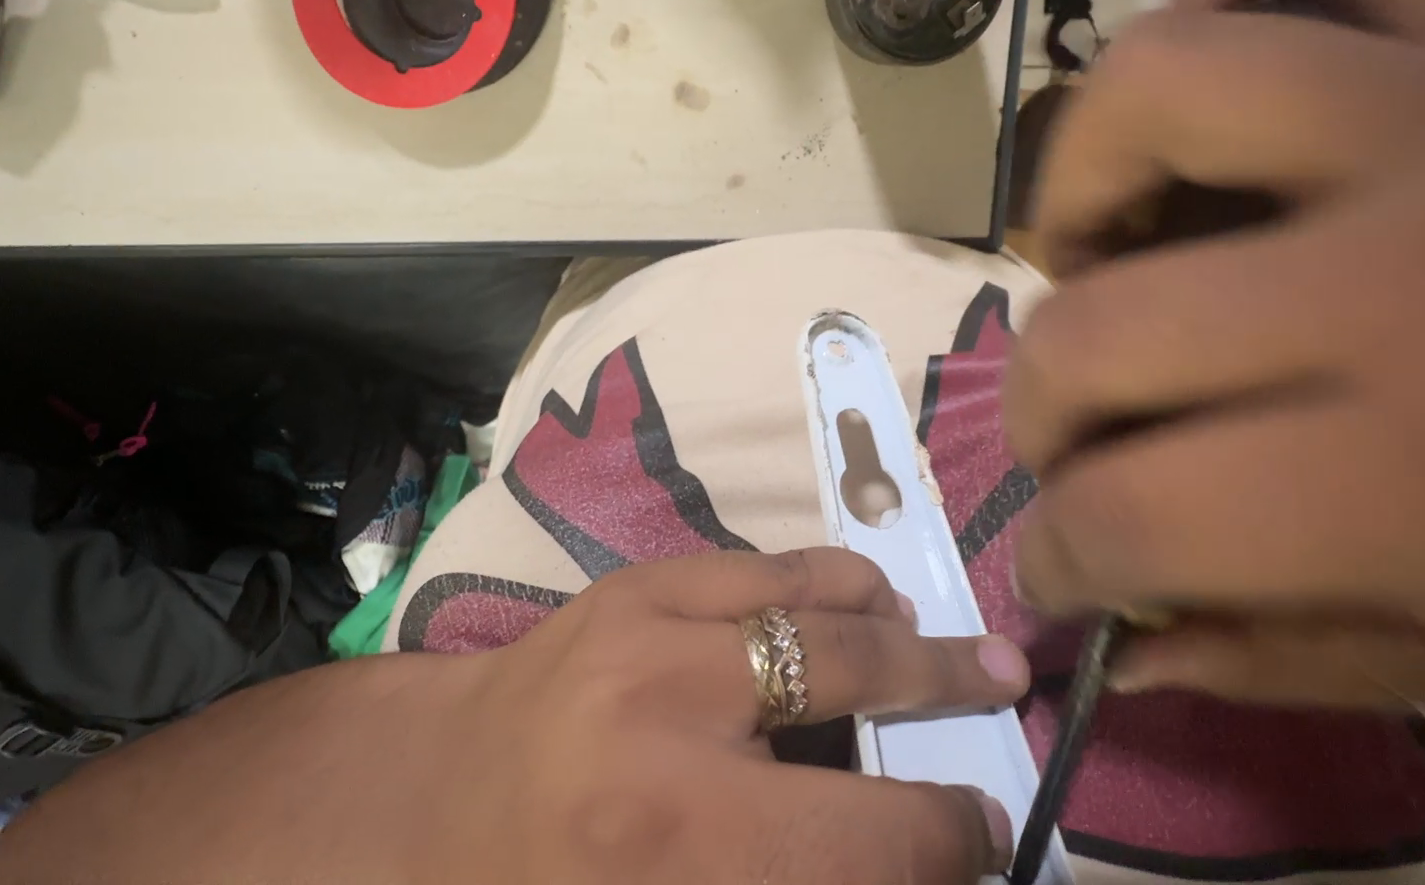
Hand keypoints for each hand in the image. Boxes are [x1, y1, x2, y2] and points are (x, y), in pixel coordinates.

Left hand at [0, 549, 1030, 884]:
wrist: (416, 808)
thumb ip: (784, 876)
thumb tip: (893, 859)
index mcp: (679, 850)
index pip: (869, 841)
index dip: (948, 842)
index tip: (988, 833)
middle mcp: (674, 726)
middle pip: (856, 695)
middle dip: (948, 700)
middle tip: (1008, 687)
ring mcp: (649, 635)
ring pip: (812, 613)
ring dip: (895, 628)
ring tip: (948, 637)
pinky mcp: (629, 588)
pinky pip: (755, 569)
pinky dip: (823, 576)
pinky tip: (865, 587)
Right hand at [1005, 0, 1424, 722]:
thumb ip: (1268, 657)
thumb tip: (1106, 644)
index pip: (1132, 514)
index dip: (1060, 562)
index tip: (1057, 577)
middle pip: (1095, 329)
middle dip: (1041, 416)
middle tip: (1077, 445)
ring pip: (1157, 79)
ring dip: (1083, 183)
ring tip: (1114, 254)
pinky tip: (1225, 89)